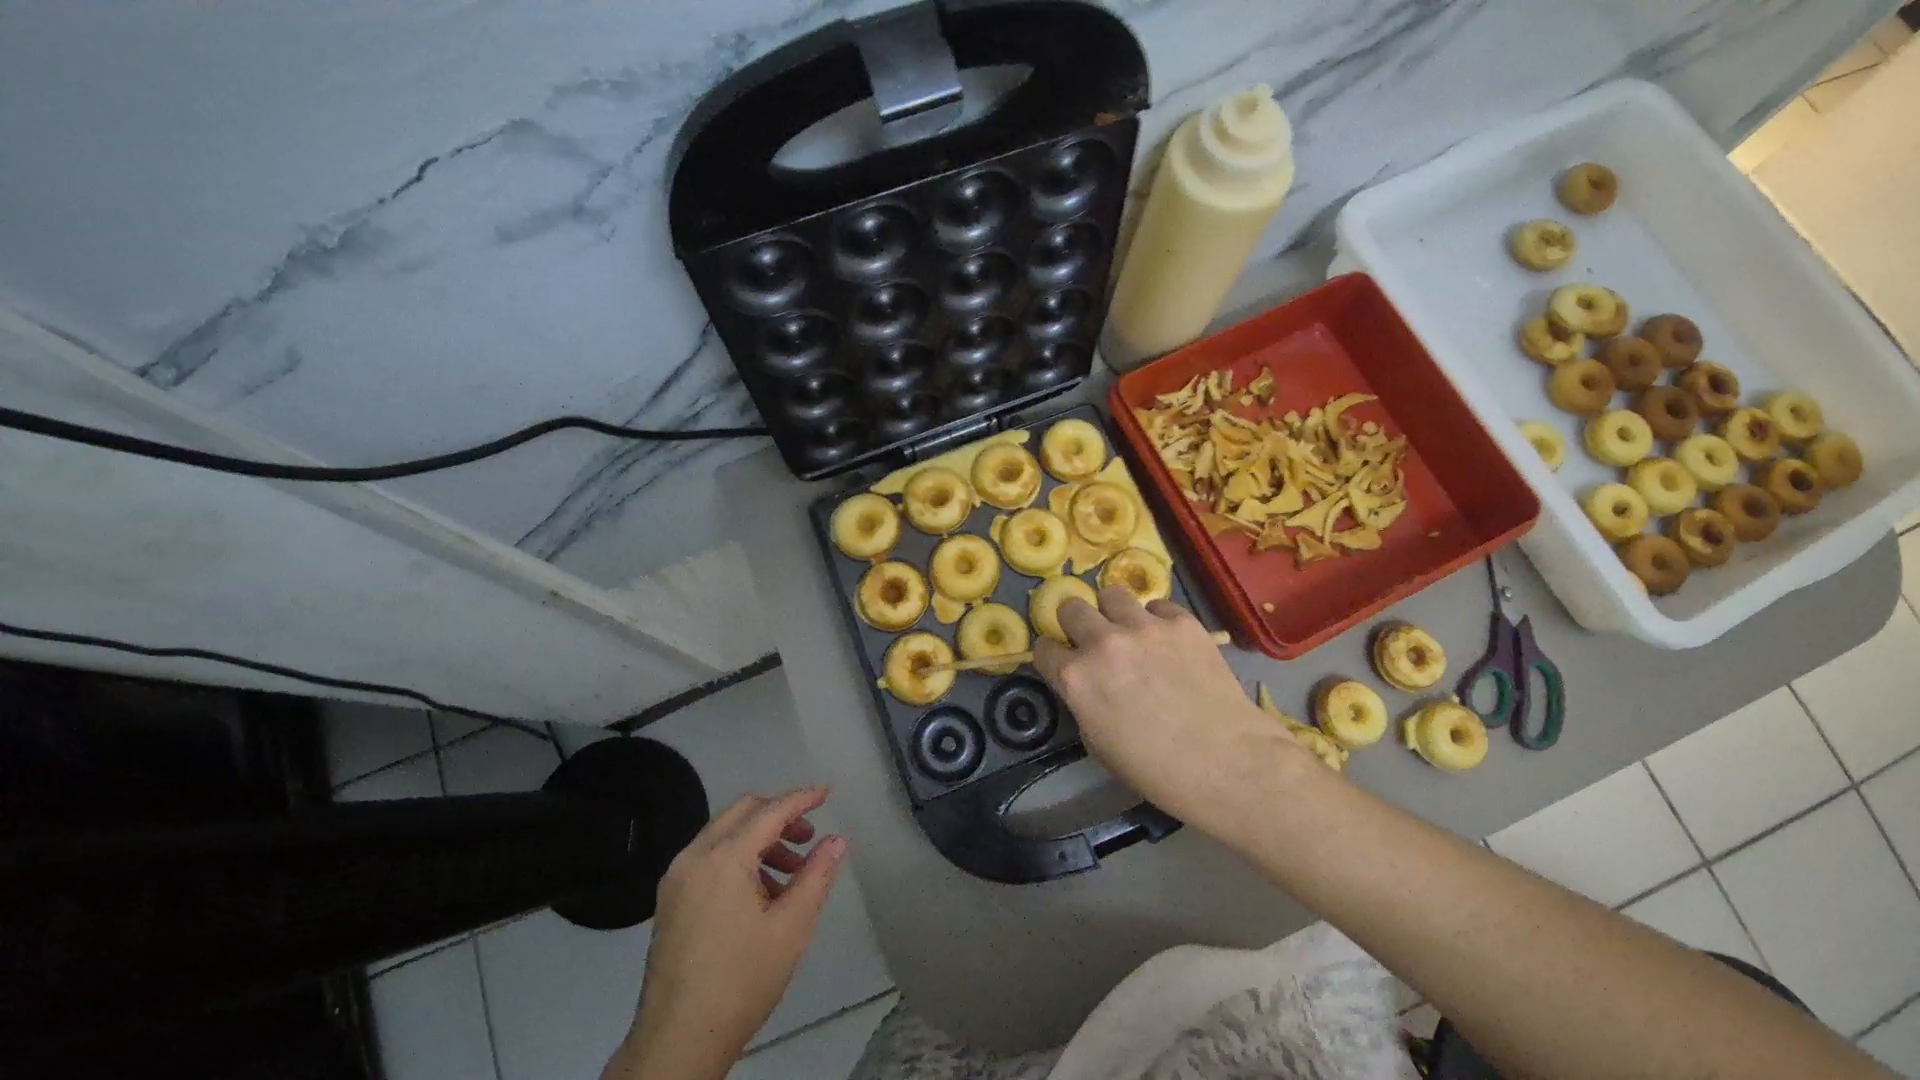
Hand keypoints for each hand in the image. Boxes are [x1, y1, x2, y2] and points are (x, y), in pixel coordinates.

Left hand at [616, 788, 847, 1079]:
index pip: (769, 811)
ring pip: (722, 836)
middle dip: (778, 816)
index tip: (828, 792)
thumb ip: (817, 875)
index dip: (801, 799)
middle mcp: (693, 857)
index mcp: (723, 857)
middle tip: (809, 837)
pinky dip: (738, 860)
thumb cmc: (742, 979)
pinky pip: (708, 860)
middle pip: (741, 813)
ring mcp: (676, 878)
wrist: (679, 1037)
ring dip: (759, 840)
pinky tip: (760, 895)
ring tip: (791, 875)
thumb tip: (839, 840)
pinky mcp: (669, 900)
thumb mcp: (792, 926)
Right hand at [1033, 589, 1310, 835]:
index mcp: (1077, 678)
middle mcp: (1105, 642)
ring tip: (1129, 632)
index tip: (1062, 664)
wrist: (1228, 762)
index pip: (1044, 648)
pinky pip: (1158, 605)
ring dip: (1114, 612)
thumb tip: (1087, 685)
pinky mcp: (1183, 622)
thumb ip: (1083, 702)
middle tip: (1092, 641)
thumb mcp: (1099, 744)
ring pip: (1113, 594)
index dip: (1052, 658)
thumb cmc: (1156, 770)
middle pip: (1072, 608)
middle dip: (1076, 623)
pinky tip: (1168, 642)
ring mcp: (1146, 627)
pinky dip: (1157, 620)